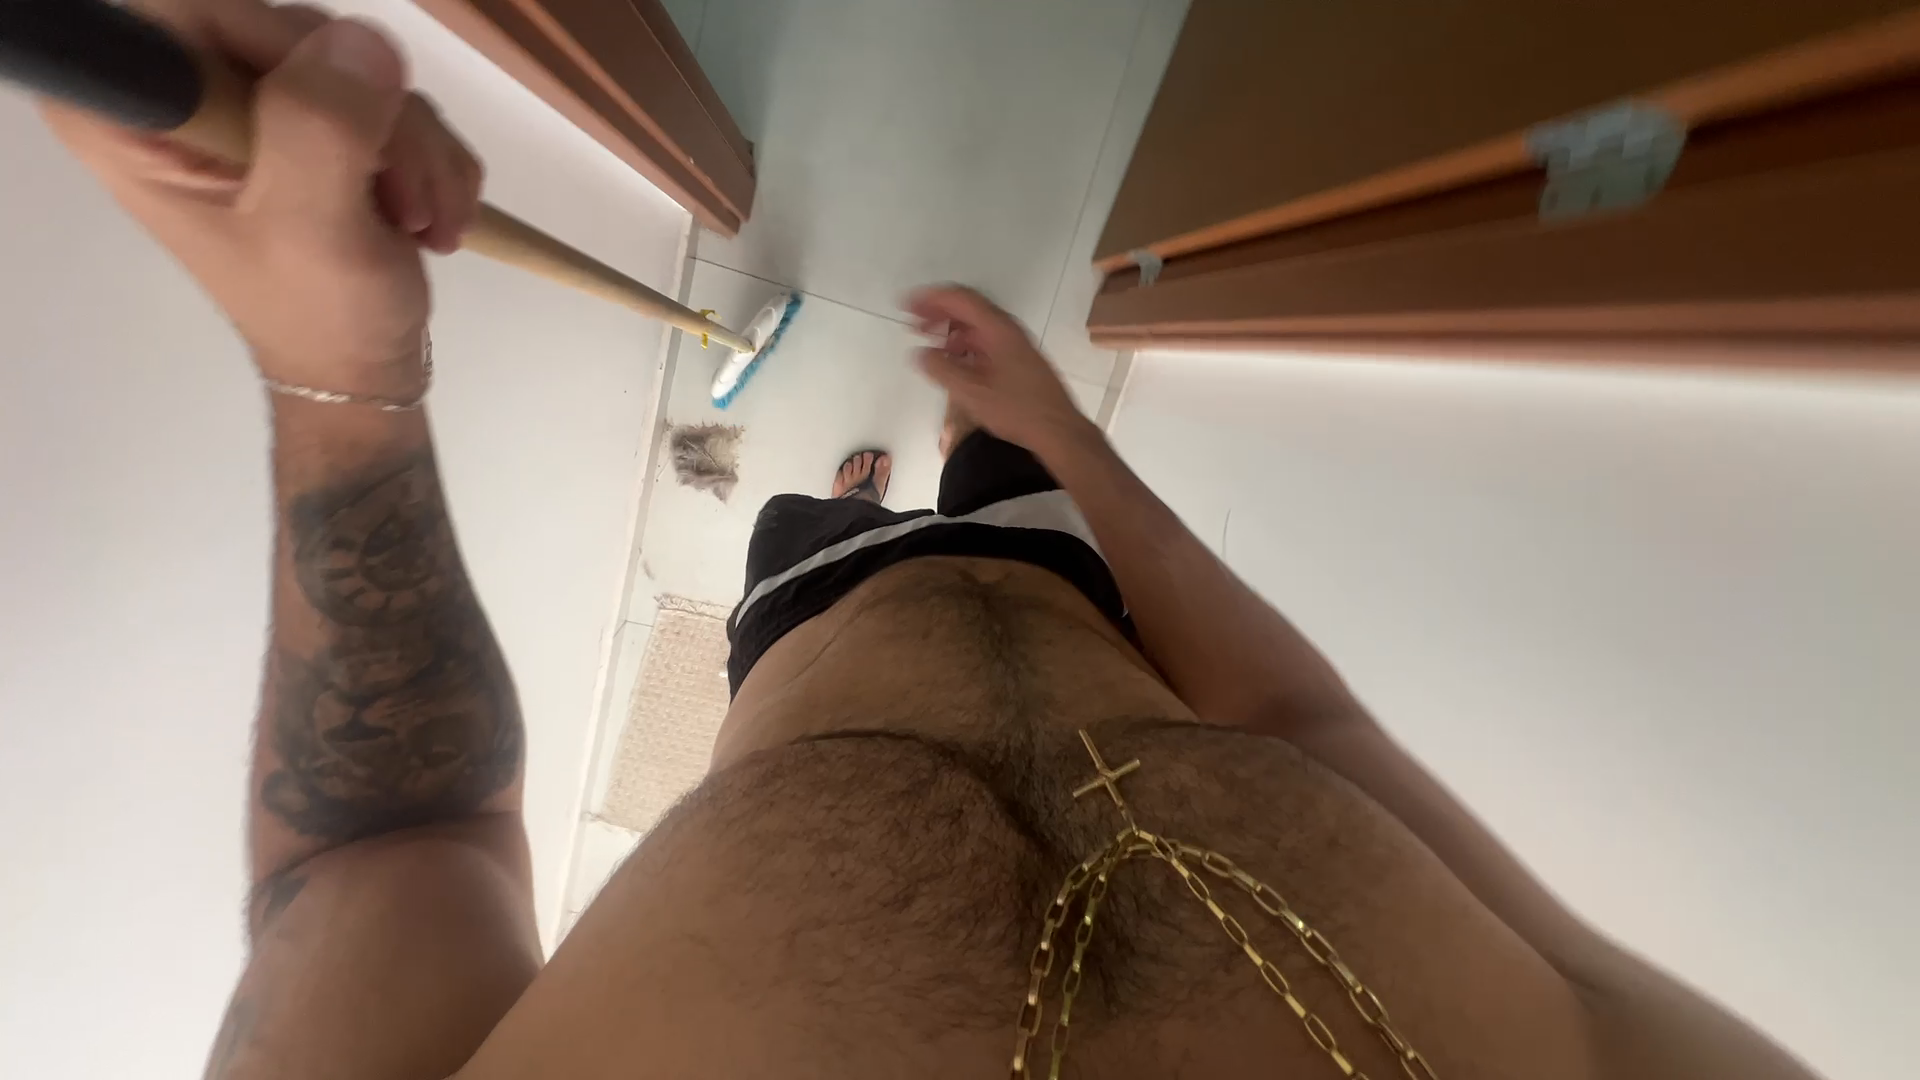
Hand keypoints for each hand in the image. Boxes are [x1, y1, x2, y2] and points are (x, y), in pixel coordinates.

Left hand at [41, 0, 483, 398]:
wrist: (368, 366)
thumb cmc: (325, 316)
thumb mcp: (317, 230)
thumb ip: (323, 131)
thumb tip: (369, 43)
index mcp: (141, 109)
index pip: (204, 10)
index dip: (296, 60)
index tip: (363, 148)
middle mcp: (196, 94)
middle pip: (303, 41)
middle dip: (387, 127)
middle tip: (414, 209)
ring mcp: (270, 112)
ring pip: (367, 77)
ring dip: (425, 159)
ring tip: (431, 228)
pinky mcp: (329, 132)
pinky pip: (400, 109)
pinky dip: (438, 166)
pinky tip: (437, 217)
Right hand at [906, 285, 1099, 455]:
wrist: (1058, 430)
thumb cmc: (1018, 410)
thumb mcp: (972, 392)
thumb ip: (942, 370)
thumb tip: (919, 354)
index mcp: (998, 329)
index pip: (960, 299)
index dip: (930, 298)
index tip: (907, 305)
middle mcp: (1009, 330)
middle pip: (968, 309)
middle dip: (938, 313)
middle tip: (913, 324)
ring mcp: (1016, 345)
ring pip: (977, 327)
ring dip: (950, 331)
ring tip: (929, 344)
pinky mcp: (1019, 360)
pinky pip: (987, 342)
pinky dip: (965, 346)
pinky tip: (954, 362)